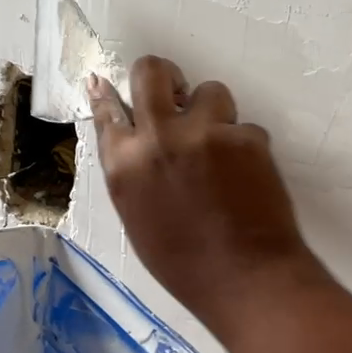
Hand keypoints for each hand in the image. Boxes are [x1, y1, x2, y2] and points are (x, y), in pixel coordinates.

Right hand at [89, 56, 326, 331]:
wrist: (246, 280)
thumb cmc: (184, 266)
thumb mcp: (139, 220)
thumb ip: (133, 176)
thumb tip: (133, 148)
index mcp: (124, 167)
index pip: (108, 111)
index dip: (107, 94)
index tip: (103, 81)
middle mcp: (158, 139)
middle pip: (151, 72)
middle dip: (162, 75)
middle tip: (175, 92)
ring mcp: (204, 133)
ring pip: (209, 90)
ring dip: (213, 111)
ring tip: (221, 144)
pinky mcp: (246, 137)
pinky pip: (244, 127)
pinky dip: (245, 146)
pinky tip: (248, 178)